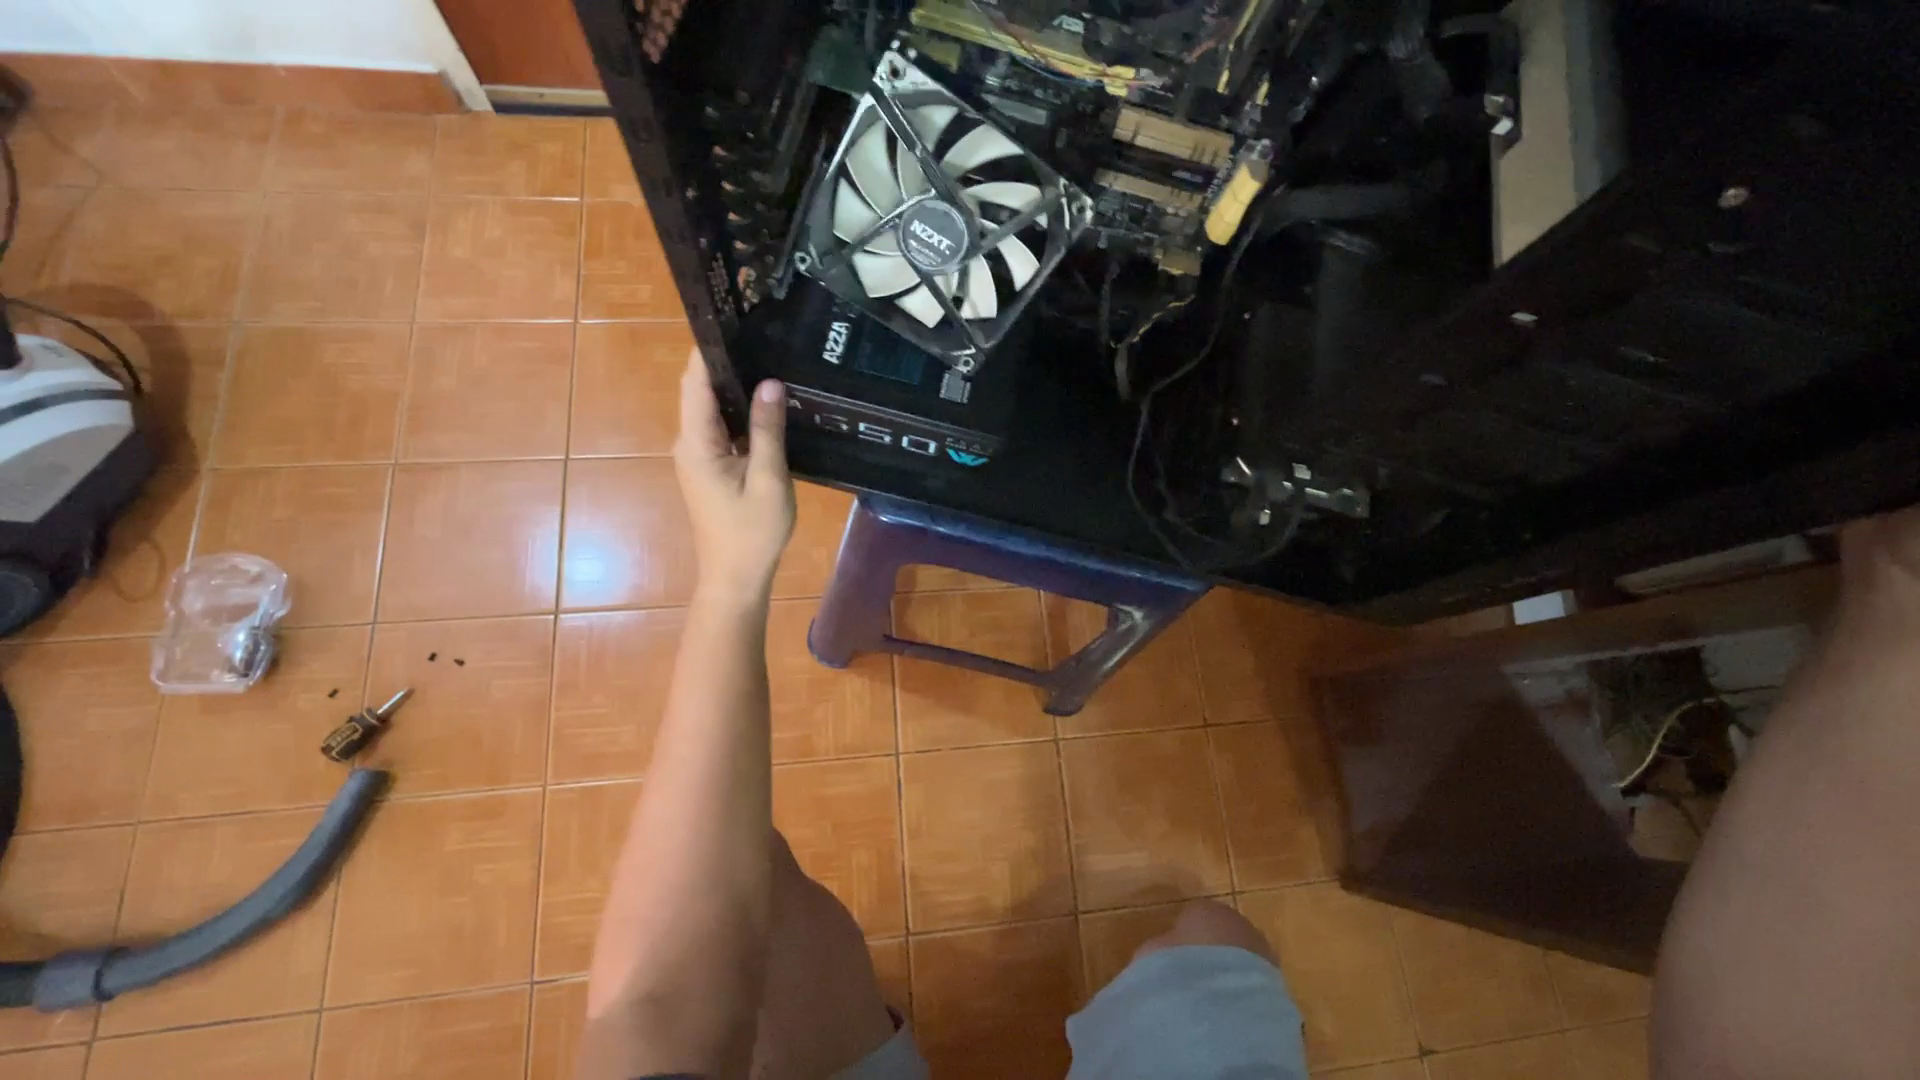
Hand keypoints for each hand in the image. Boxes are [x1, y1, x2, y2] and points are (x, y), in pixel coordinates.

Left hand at [673, 348, 795, 599]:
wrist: (735, 577)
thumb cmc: (752, 532)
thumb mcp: (768, 479)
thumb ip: (767, 430)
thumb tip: (770, 382)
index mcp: (697, 443)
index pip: (695, 383)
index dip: (709, 350)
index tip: (734, 320)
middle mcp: (690, 443)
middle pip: (701, 391)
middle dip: (726, 362)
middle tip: (763, 336)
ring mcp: (698, 455)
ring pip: (712, 408)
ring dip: (735, 386)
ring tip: (770, 360)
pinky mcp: (711, 466)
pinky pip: (721, 427)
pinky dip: (739, 411)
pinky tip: (767, 403)